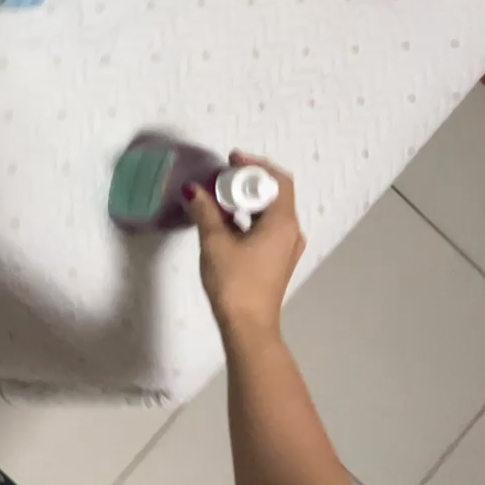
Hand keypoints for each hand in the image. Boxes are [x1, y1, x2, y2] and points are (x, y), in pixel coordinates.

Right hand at [186, 152, 304, 339]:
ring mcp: (285, 247)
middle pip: (275, 194)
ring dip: (246, 200)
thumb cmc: (234, 280)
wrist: (247, 324)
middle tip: (220, 176)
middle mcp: (291, 231)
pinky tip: (225, 220)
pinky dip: (247, 216)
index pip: (277, 181)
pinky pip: (265, 227)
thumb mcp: (214, 241)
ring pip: (269, 212)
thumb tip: (193, 190)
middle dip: (248, 181)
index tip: (230, 159)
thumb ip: (205, 211)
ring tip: (219, 196)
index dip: (255, 165)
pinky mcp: (275, 259)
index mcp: (282, 222)